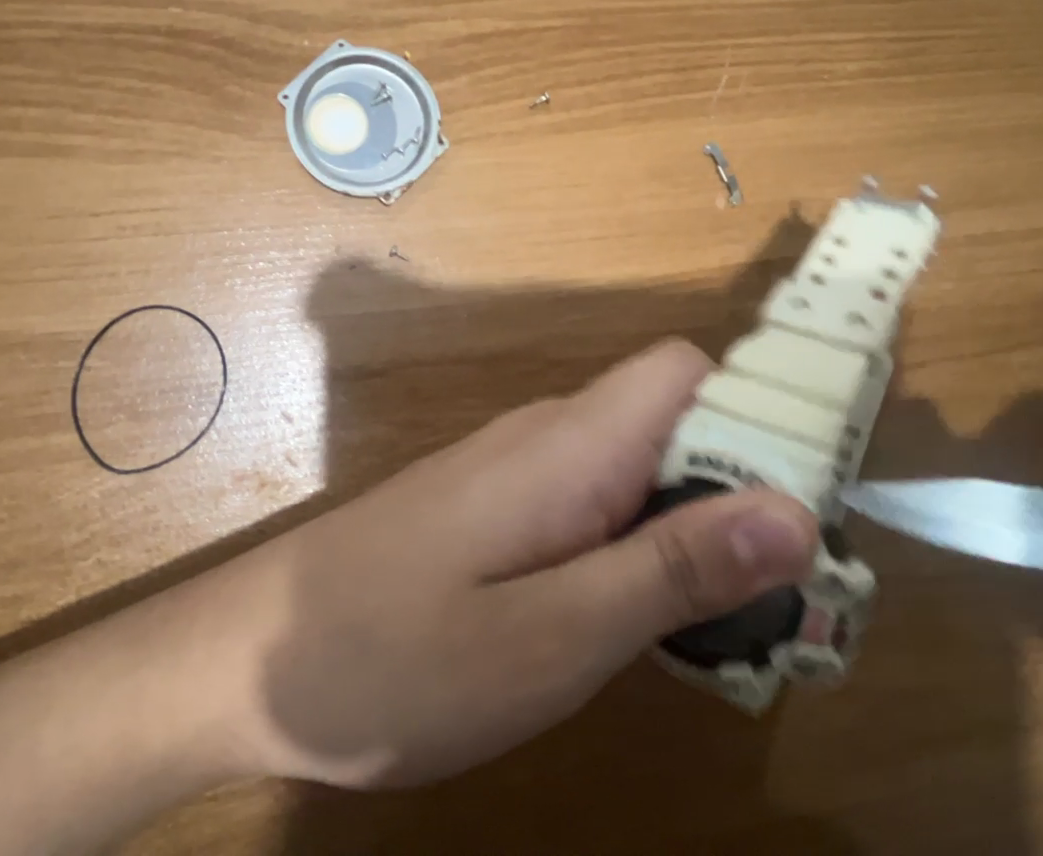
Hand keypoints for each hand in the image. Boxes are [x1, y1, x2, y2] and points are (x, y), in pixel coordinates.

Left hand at [220, 339, 819, 787]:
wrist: (235, 668)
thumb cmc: (390, 660)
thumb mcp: (550, 638)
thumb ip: (669, 570)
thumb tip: (795, 511)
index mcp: (568, 446)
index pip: (688, 373)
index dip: (758, 418)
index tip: (807, 509)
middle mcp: (541, 439)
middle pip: (670, 421)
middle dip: (736, 491)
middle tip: (771, 599)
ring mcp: (507, 476)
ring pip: (631, 469)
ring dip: (683, 530)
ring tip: (712, 626)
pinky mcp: (483, 515)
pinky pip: (583, 508)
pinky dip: (625, 551)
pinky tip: (617, 624)